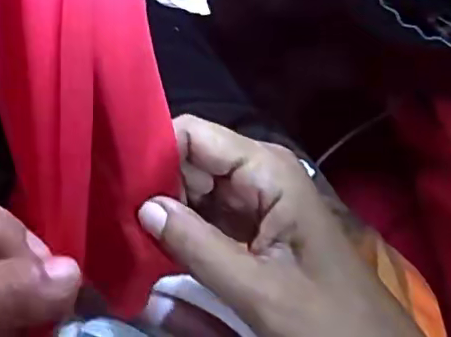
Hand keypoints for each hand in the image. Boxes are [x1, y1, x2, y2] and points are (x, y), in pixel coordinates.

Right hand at [136, 116, 420, 336]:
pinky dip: (181, 230)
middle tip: (119, 216)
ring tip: (128, 231)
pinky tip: (153, 246)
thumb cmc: (331, 325)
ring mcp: (255, 199)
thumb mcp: (262, 294)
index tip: (119, 184)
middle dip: (155, 185)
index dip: (153, 152)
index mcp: (264, 169)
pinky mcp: (253, 228)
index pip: (189, 133)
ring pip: (190, 187)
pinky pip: (204, 215)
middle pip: (186, 159)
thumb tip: (141, 205)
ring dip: (163, 210)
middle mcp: (256, 172)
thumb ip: (197, 246)